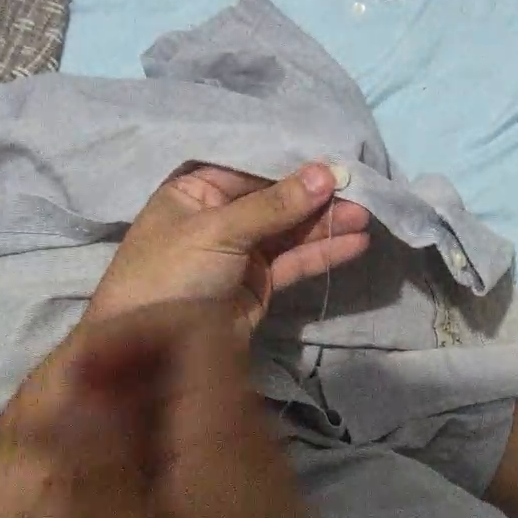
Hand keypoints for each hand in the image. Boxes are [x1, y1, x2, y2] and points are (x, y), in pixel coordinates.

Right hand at [38, 303, 388, 517]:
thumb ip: (103, 474)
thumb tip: (75, 396)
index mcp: (223, 431)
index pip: (197, 325)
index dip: (132, 329)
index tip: (74, 379)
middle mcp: (246, 434)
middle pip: (190, 359)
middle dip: (118, 374)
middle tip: (57, 429)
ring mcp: (252, 467)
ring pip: (189, 404)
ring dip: (128, 416)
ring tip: (72, 464)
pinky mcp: (248, 501)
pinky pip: (195, 445)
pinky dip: (148, 451)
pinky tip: (113, 499)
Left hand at [88, 163, 373, 329]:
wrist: (152, 355)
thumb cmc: (170, 275)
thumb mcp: (218, 230)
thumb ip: (275, 204)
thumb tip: (327, 172)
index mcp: (195, 191)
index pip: (252, 169)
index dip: (293, 166)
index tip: (335, 161)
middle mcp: (219, 216)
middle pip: (277, 199)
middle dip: (317, 197)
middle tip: (360, 191)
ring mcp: (240, 252)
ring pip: (290, 231)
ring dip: (326, 225)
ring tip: (365, 216)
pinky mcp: (259, 283)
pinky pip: (294, 261)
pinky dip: (322, 253)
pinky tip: (354, 243)